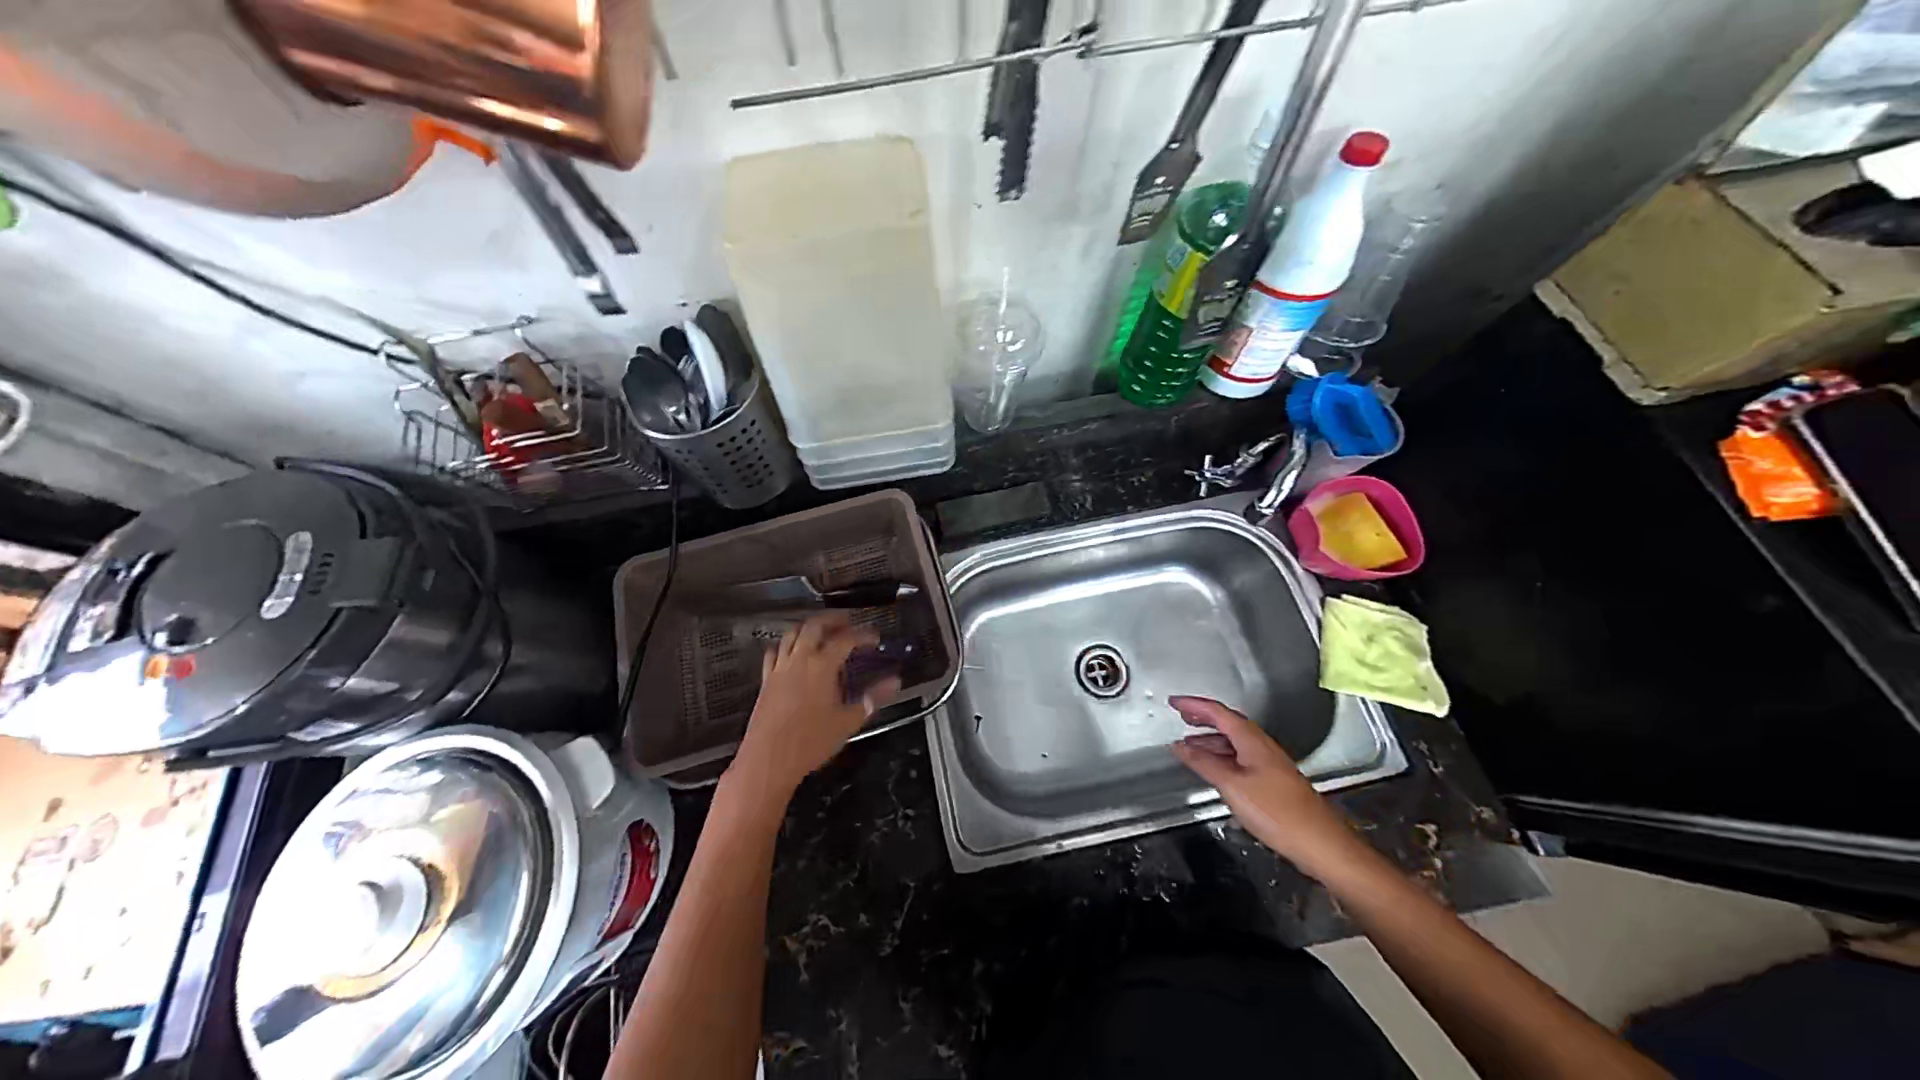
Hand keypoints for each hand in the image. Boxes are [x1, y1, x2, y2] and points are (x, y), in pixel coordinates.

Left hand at [728, 614, 901, 802]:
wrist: (769, 760)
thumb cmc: (811, 742)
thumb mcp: (848, 722)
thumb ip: (873, 699)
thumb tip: (894, 682)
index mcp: (822, 666)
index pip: (846, 639)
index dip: (863, 635)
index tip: (874, 637)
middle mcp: (799, 660)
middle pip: (815, 626)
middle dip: (833, 620)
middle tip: (847, 622)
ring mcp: (779, 667)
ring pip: (792, 633)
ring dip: (809, 627)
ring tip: (822, 631)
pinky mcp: (766, 679)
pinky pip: (774, 651)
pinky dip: (786, 644)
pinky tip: (792, 651)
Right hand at [1169, 696, 1364, 877]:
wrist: (1320, 843)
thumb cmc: (1277, 812)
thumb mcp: (1232, 786)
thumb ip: (1204, 764)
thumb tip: (1180, 747)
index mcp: (1252, 741)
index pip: (1218, 712)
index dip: (1194, 705)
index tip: (1174, 702)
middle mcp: (1262, 746)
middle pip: (1229, 722)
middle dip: (1203, 717)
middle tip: (1181, 716)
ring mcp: (1269, 762)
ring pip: (1235, 740)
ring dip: (1211, 738)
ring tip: (1189, 744)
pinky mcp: (1272, 779)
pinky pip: (1241, 756)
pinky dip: (1222, 755)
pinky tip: (1214, 767)